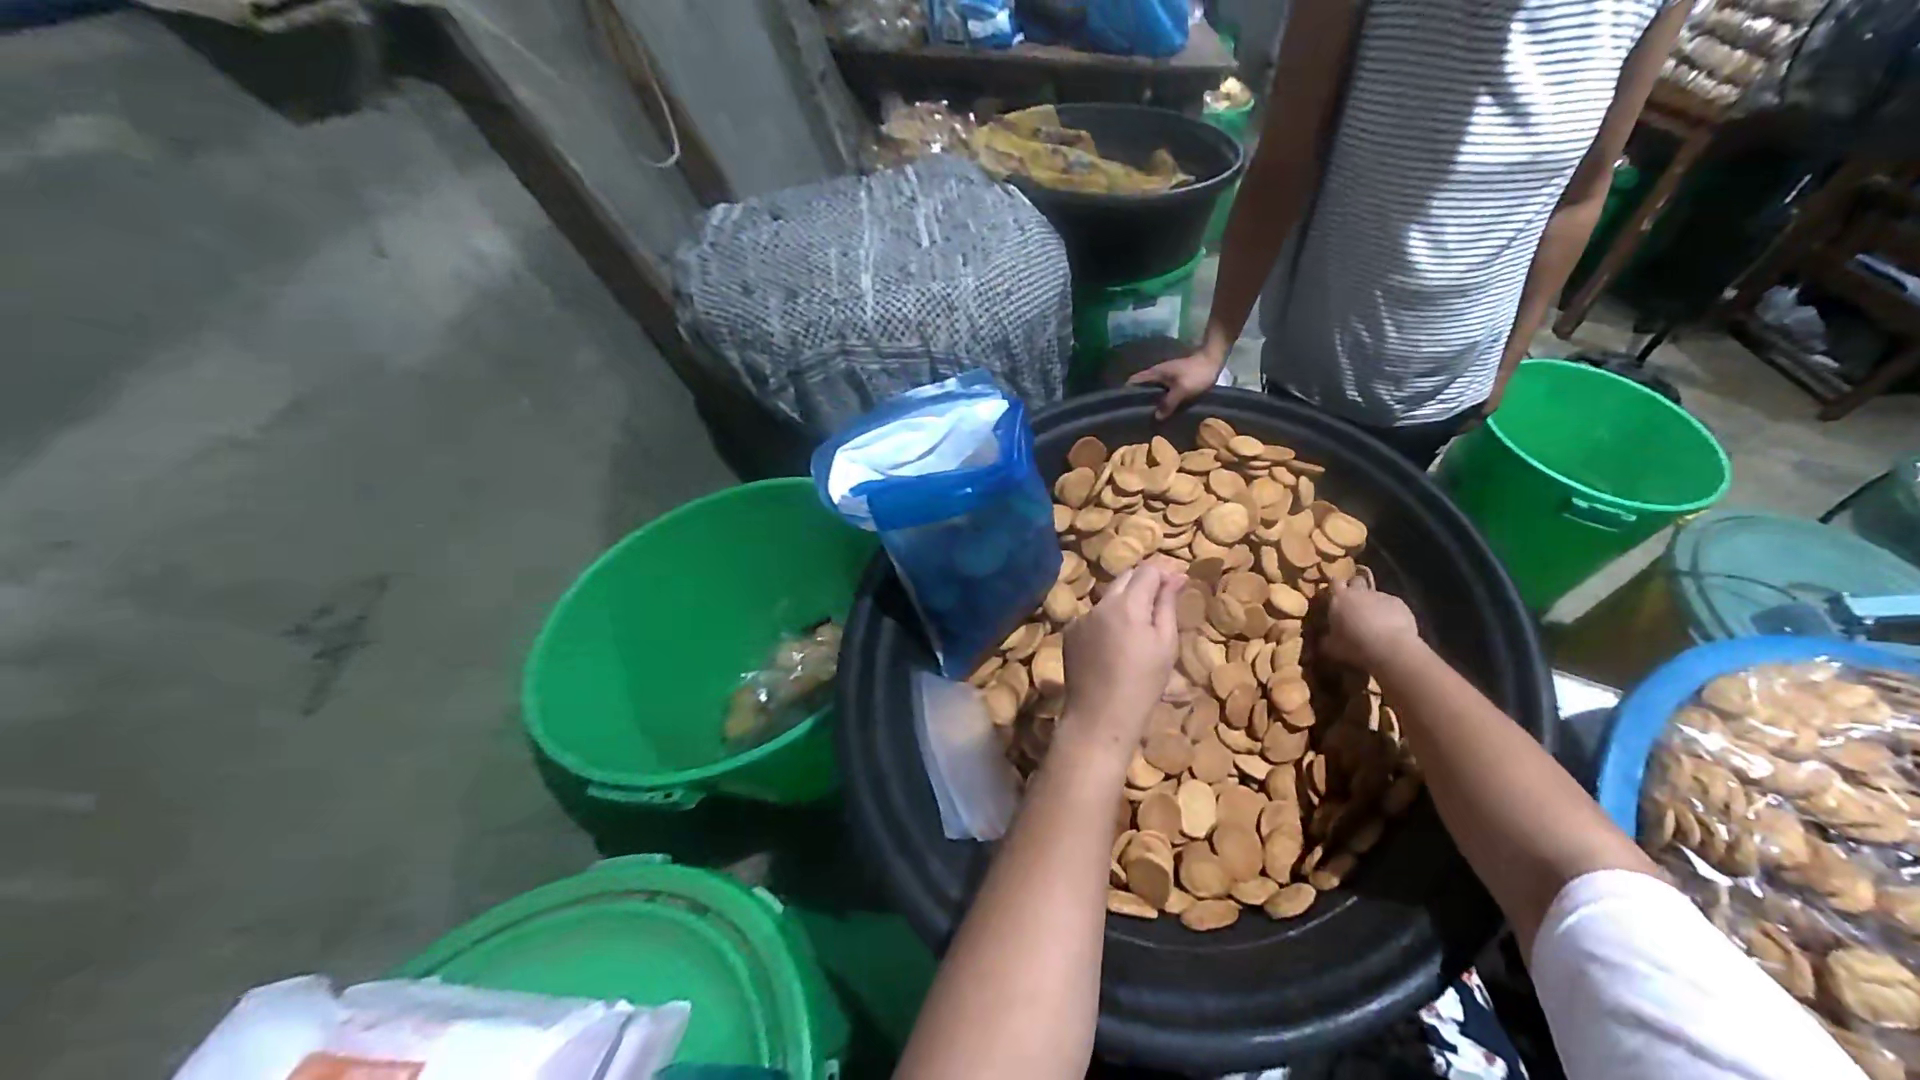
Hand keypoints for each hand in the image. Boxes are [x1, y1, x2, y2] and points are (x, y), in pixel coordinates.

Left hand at [1058, 557, 1184, 761]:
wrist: (1100, 715)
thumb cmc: (1143, 683)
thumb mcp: (1165, 644)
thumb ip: (1167, 605)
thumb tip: (1174, 577)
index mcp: (1127, 604)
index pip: (1147, 571)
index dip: (1164, 573)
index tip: (1177, 585)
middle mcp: (1100, 604)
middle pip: (1125, 578)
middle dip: (1144, 583)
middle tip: (1162, 602)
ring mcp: (1081, 617)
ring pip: (1108, 598)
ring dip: (1125, 602)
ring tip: (1139, 628)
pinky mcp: (1070, 632)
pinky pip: (1093, 616)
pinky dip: (1107, 620)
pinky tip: (1115, 644)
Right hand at [1127, 344, 1225, 419]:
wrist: (1213, 360)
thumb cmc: (1195, 374)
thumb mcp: (1181, 390)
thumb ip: (1168, 404)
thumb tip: (1156, 417)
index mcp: (1154, 374)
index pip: (1133, 381)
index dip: (1126, 392)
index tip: (1124, 406)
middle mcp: (1156, 374)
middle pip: (1141, 387)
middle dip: (1137, 399)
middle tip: (1136, 415)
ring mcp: (1165, 376)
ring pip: (1151, 389)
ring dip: (1149, 400)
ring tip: (1148, 415)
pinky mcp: (1174, 379)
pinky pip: (1162, 391)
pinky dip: (1160, 399)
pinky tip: (1163, 409)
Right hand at [1322, 576, 1420, 669]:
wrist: (1391, 649)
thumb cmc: (1354, 646)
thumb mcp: (1330, 647)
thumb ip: (1324, 638)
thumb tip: (1322, 637)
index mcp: (1338, 598)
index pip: (1334, 582)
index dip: (1334, 587)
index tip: (1333, 595)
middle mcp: (1359, 592)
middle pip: (1356, 580)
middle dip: (1355, 589)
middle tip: (1353, 605)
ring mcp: (1382, 596)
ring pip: (1375, 594)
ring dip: (1372, 603)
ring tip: (1374, 622)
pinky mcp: (1400, 604)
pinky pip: (1391, 604)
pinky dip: (1389, 612)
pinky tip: (1391, 627)